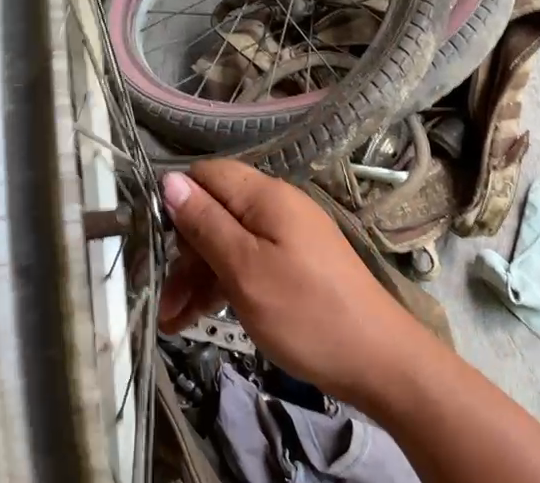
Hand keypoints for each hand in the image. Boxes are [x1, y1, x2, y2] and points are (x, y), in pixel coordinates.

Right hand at [157, 160, 409, 401]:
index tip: (157, 244)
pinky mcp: (295, 266)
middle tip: (162, 297)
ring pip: (227, 243)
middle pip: (214, 212)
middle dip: (183, 252)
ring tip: (171, 320)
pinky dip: (223, 286)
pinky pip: (248, 263)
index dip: (177, 203)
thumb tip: (169, 180)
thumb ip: (205, 223)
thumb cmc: (307, 314)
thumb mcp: (245, 269)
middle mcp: (276, 207)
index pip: (205, 175)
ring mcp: (287, 238)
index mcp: (265, 196)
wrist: (383, 365)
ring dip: (197, 277)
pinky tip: (197, 317)